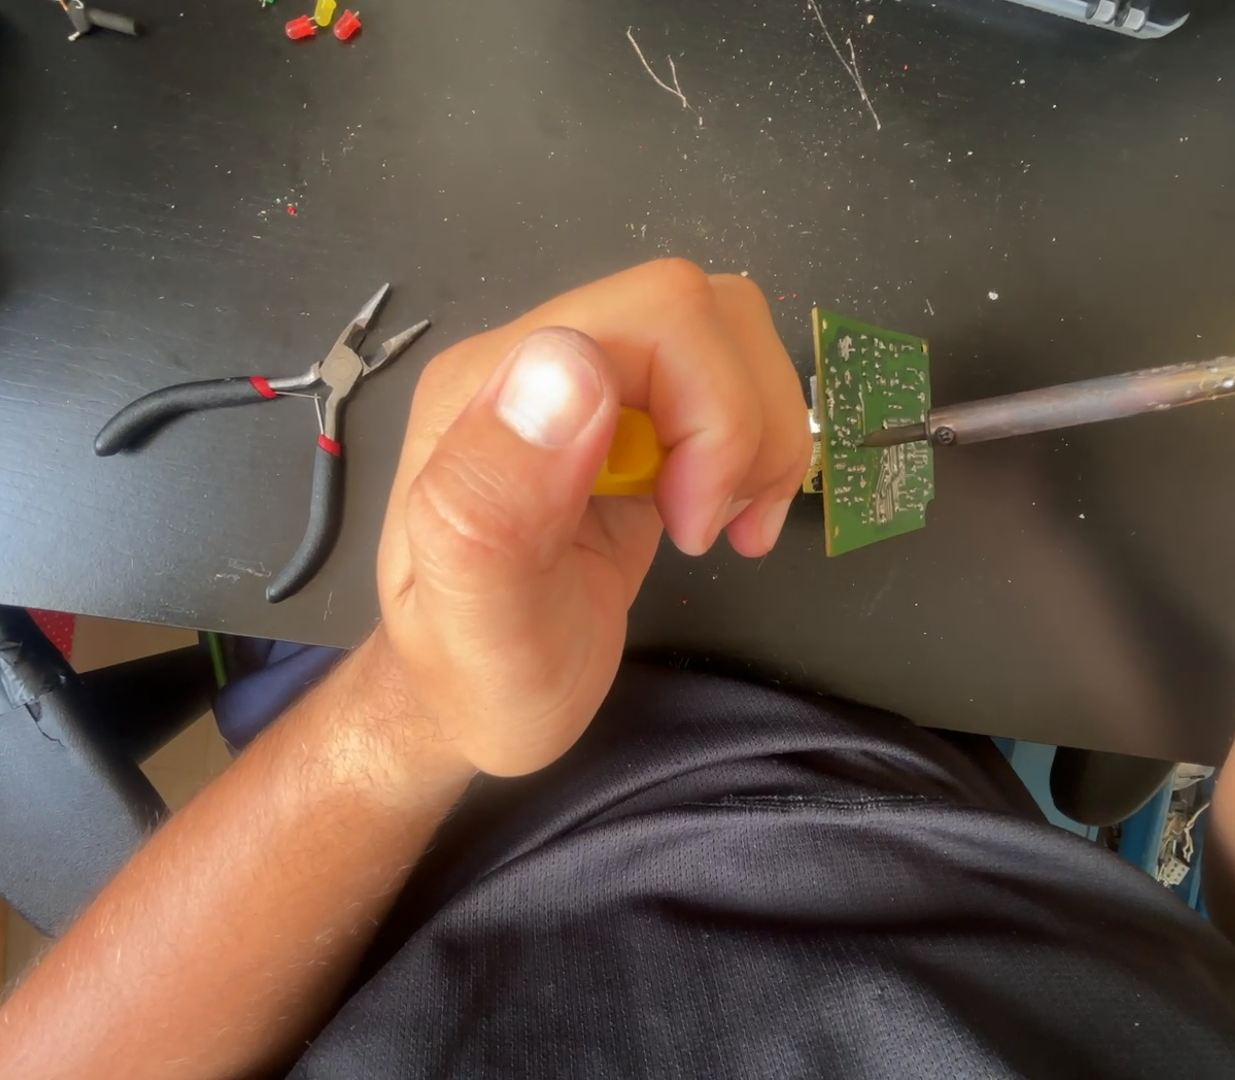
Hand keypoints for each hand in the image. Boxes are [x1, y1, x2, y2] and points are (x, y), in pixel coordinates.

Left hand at [372, 260, 811, 774]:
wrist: (478, 699)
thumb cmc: (476, 679)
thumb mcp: (478, 623)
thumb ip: (493, 500)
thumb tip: (571, 366)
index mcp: (488, 389)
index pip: (655, 316)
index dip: (711, 414)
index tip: (690, 524)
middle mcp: (538, 368)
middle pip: (703, 315)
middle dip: (743, 426)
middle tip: (707, 526)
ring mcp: (588, 395)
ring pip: (728, 341)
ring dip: (759, 437)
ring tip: (722, 525)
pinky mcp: (628, 430)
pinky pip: (725, 389)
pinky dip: (756, 450)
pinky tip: (725, 518)